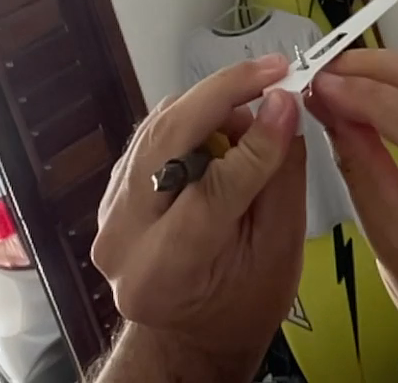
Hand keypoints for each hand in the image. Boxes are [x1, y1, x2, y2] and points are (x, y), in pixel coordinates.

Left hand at [91, 54, 307, 375]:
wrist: (193, 327)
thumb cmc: (243, 301)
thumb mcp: (279, 250)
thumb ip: (279, 176)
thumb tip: (282, 107)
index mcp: (163, 272)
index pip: (209, 193)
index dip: (254, 143)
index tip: (287, 101)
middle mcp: (122, 236)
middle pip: (168, 139)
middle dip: (224, 94)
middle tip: (272, 71)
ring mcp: (110, 207)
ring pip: (161, 125)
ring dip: (213, 102)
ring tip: (259, 103)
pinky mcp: (115, 183)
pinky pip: (157, 130)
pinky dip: (197, 115)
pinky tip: (230, 119)